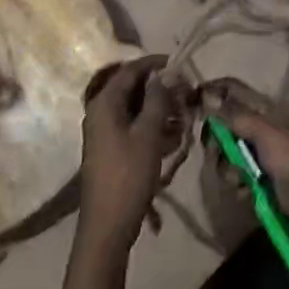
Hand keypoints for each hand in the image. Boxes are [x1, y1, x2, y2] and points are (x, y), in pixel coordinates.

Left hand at [78, 56, 180, 250]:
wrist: (108, 224)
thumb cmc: (128, 174)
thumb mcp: (148, 133)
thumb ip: (157, 99)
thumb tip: (164, 74)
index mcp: (105, 103)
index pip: (130, 70)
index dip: (154, 64)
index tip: (180, 64)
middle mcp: (101, 112)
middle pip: (134, 89)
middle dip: (162, 90)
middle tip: (187, 95)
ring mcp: (106, 132)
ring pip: (137, 110)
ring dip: (161, 110)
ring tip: (184, 119)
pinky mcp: (113, 150)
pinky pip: (135, 128)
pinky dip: (154, 128)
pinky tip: (173, 140)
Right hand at [205, 80, 288, 235]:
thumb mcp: (266, 135)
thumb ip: (235, 117)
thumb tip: (206, 96)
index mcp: (260, 113)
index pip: (230, 93)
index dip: (211, 93)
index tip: (190, 102)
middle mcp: (255, 132)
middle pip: (221, 129)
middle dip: (216, 142)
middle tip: (219, 152)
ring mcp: (256, 158)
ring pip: (225, 157)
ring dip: (229, 170)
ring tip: (243, 179)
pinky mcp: (257, 182)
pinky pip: (235, 180)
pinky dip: (238, 187)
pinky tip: (249, 192)